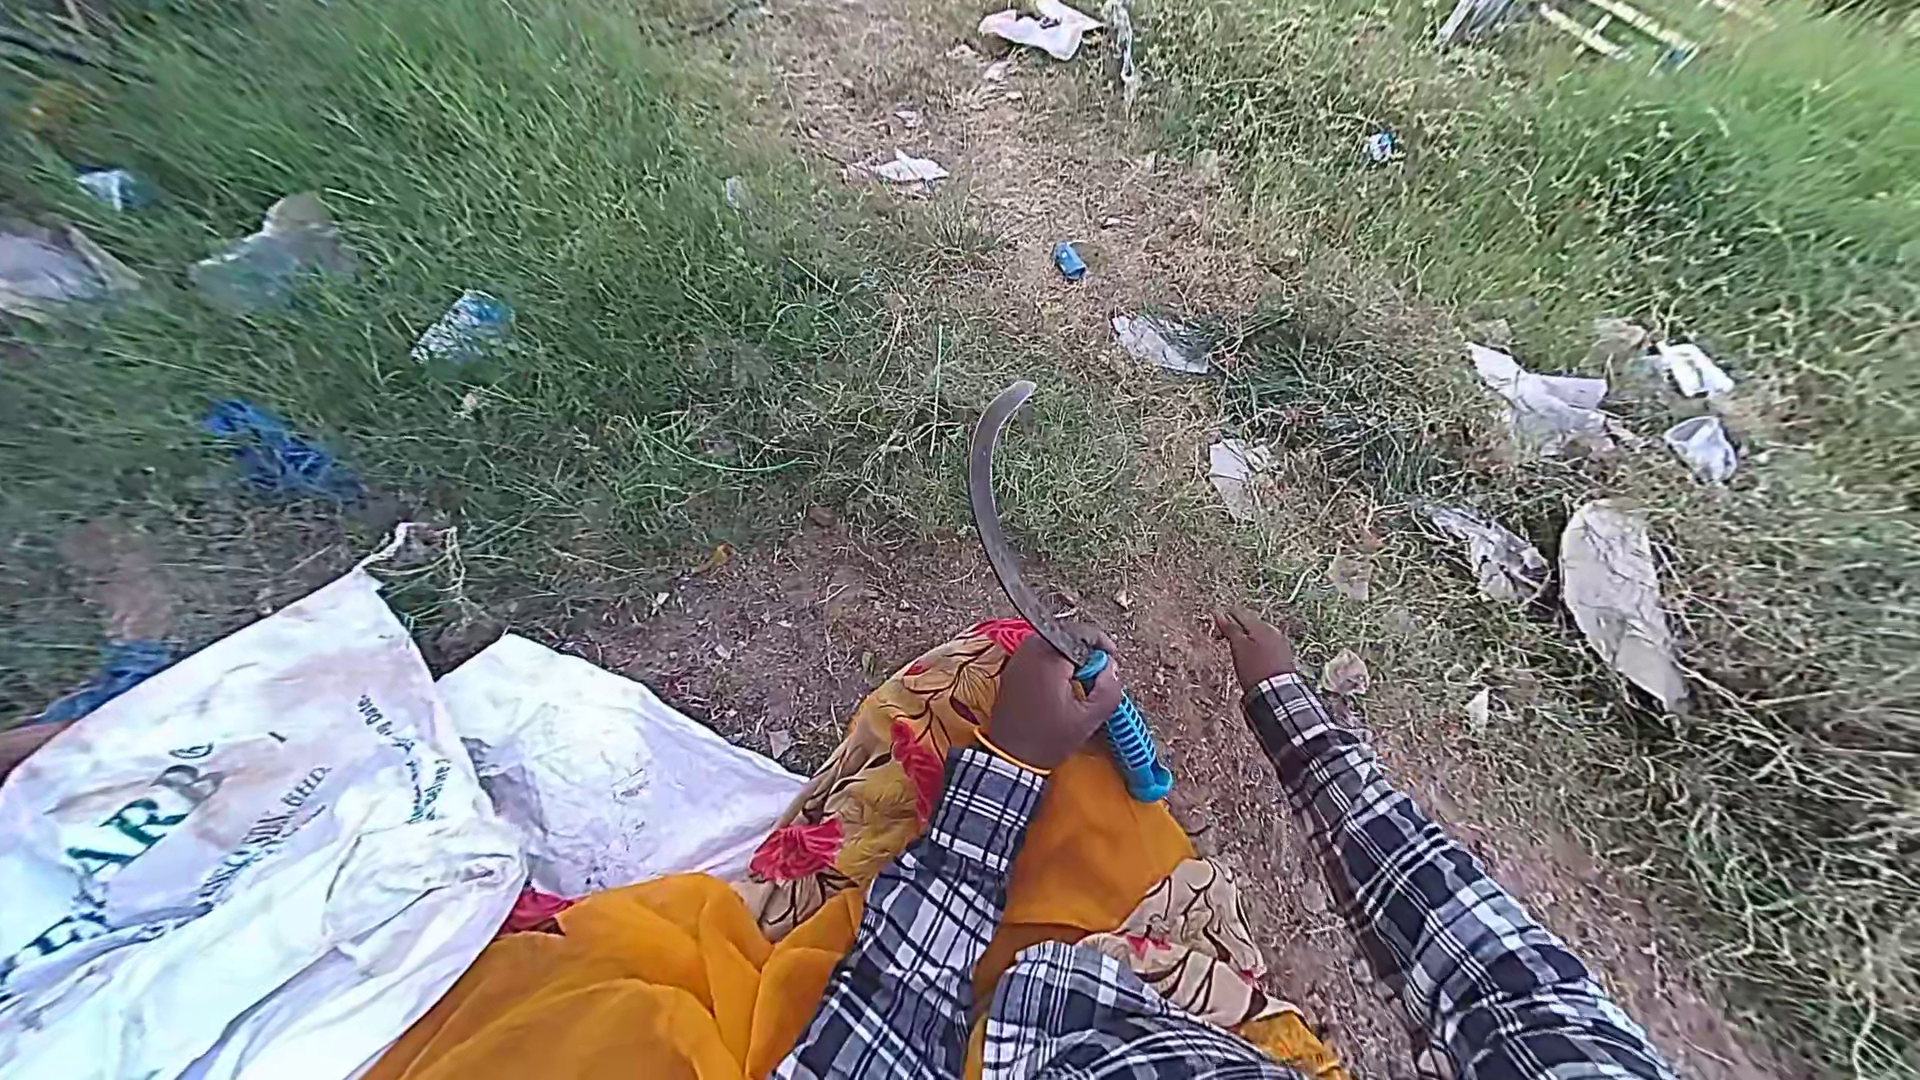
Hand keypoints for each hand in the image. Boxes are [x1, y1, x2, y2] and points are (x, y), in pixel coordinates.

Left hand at [988, 631, 1123, 770]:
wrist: (1010, 755)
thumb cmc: (1047, 739)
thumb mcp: (1088, 719)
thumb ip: (1108, 689)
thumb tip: (1111, 667)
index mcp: (1049, 658)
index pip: (1081, 633)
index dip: (1101, 643)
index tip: (1111, 659)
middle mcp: (1030, 651)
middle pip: (1066, 635)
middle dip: (1086, 650)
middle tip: (1098, 672)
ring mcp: (1018, 658)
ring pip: (1052, 643)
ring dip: (1070, 656)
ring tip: (1081, 679)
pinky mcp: (1012, 668)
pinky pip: (1039, 653)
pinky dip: (1054, 662)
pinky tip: (1062, 684)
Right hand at [1213, 604, 1296, 690]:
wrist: (1277, 692)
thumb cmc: (1254, 669)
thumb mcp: (1238, 647)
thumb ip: (1230, 628)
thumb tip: (1219, 614)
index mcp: (1261, 626)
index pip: (1238, 613)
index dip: (1224, 620)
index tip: (1218, 633)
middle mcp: (1272, 630)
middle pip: (1249, 622)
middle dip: (1235, 628)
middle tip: (1223, 640)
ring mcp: (1279, 642)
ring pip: (1256, 633)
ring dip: (1244, 638)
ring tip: (1236, 650)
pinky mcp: (1283, 654)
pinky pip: (1264, 643)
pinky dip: (1254, 646)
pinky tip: (1250, 656)